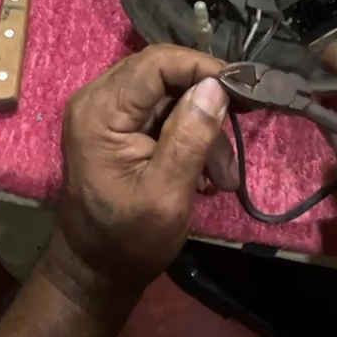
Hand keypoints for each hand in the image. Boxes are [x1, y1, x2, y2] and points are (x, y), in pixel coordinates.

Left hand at [40, 44, 234, 313]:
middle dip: (205, 101)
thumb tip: (216, 86)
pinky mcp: (116, 122)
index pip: (154, 63)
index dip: (200, 66)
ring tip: (223, 176)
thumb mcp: (166, 196)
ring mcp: (105, 109)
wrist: (95, 272)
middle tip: (240, 128)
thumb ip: (190, 138)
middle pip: (162, 72)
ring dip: (201, 126)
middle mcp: (97, 98)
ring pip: (167, 93)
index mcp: (100, 111)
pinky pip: (160, 110)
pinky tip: (205, 172)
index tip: (241, 88)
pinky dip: (188, 134)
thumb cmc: (127, 241)